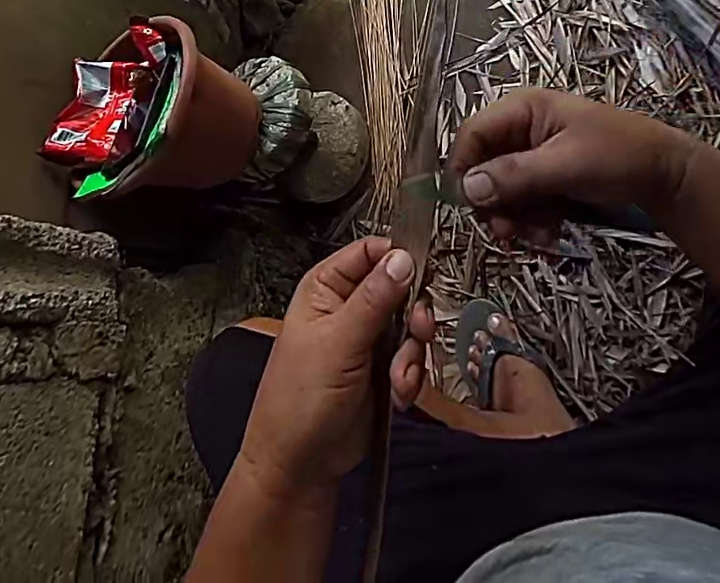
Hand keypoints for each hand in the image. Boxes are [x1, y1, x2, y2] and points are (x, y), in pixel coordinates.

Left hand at [235, 237, 436, 496]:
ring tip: (398, 376)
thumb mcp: (338, 344)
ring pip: (411, 324)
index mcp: (328, 286)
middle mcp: (349, 305)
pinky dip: (410, 375)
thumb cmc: (299, 401)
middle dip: (413, 314)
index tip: (421, 277)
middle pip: (400, 287)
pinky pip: (412, 356)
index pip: (371, 251)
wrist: (300, 467)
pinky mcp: (383, 365)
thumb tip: (402, 258)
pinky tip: (396, 393)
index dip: (398, 259)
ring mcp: (367, 336)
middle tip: (417, 332)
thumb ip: (374, 300)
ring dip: (411, 353)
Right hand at [449, 88, 700, 246]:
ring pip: (501, 191)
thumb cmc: (620, 155)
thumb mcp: (566, 164)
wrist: (667, 177)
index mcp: (523, 109)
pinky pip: (522, 202)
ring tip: (538, 236)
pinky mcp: (545, 180)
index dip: (462, 168)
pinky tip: (550, 234)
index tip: (464, 206)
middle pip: (483, 166)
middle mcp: (522, 130)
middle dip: (493, 202)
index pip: (473, 133)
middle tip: (505, 232)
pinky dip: (531, 221)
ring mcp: (533, 156)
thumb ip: (515, 175)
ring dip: (514, 218)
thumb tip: (466, 190)